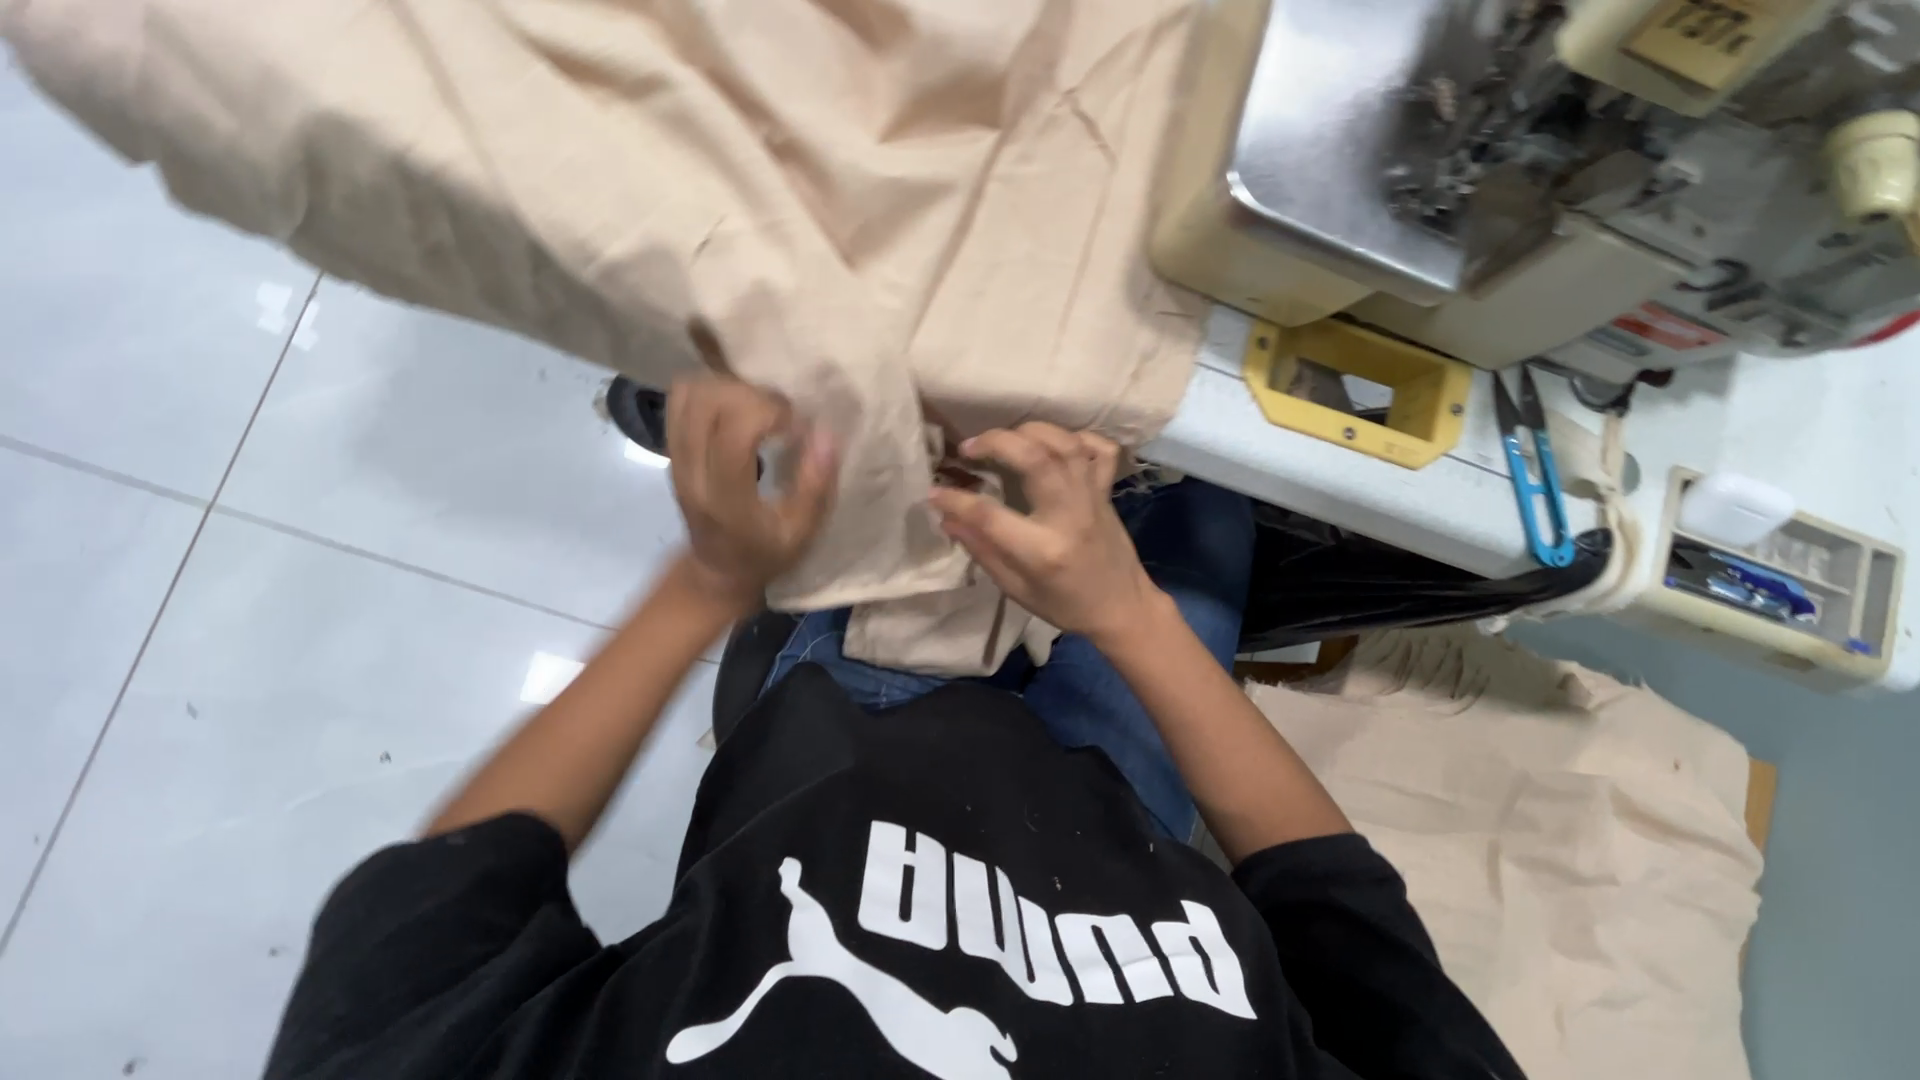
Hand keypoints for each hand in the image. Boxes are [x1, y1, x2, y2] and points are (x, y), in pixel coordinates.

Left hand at [666, 376, 837, 609]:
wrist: (717, 570)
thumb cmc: (766, 554)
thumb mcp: (802, 533)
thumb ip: (815, 485)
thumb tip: (826, 433)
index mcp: (725, 499)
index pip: (734, 432)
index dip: (770, 412)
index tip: (797, 425)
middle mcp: (692, 473)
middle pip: (707, 402)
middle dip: (751, 394)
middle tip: (779, 413)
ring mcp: (675, 459)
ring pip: (689, 393)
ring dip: (729, 387)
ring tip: (759, 406)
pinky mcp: (671, 449)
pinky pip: (679, 399)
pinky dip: (710, 389)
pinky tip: (737, 405)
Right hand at [927, 423, 1164, 645]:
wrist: (1123, 608)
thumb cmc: (1065, 605)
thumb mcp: (1016, 589)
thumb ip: (982, 551)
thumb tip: (948, 518)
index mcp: (1042, 550)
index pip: (990, 515)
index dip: (956, 500)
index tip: (934, 492)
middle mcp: (1069, 515)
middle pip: (1035, 459)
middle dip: (996, 442)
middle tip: (969, 447)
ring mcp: (1092, 498)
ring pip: (1065, 445)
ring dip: (1031, 431)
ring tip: (1006, 438)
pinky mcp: (1108, 491)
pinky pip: (1100, 449)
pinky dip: (1077, 437)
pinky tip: (1054, 443)